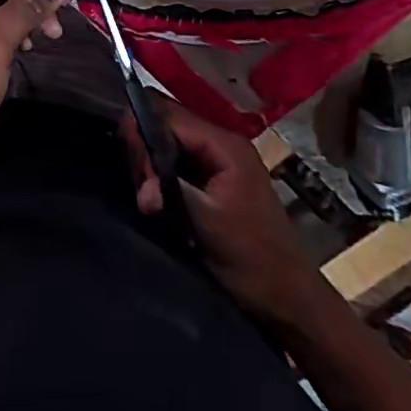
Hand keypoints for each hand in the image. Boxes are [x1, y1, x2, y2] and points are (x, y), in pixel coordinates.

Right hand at [123, 101, 323, 322]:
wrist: (286, 292)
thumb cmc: (251, 255)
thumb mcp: (208, 223)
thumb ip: (173, 195)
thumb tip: (141, 187)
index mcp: (226, 145)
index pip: (175, 118)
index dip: (146, 129)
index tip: (124, 153)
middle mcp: (223, 145)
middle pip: (173, 127)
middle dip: (148, 148)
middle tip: (139, 184)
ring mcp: (220, 163)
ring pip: (174, 146)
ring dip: (153, 164)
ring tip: (144, 193)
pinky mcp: (215, 182)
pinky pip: (180, 165)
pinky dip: (163, 176)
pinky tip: (152, 194)